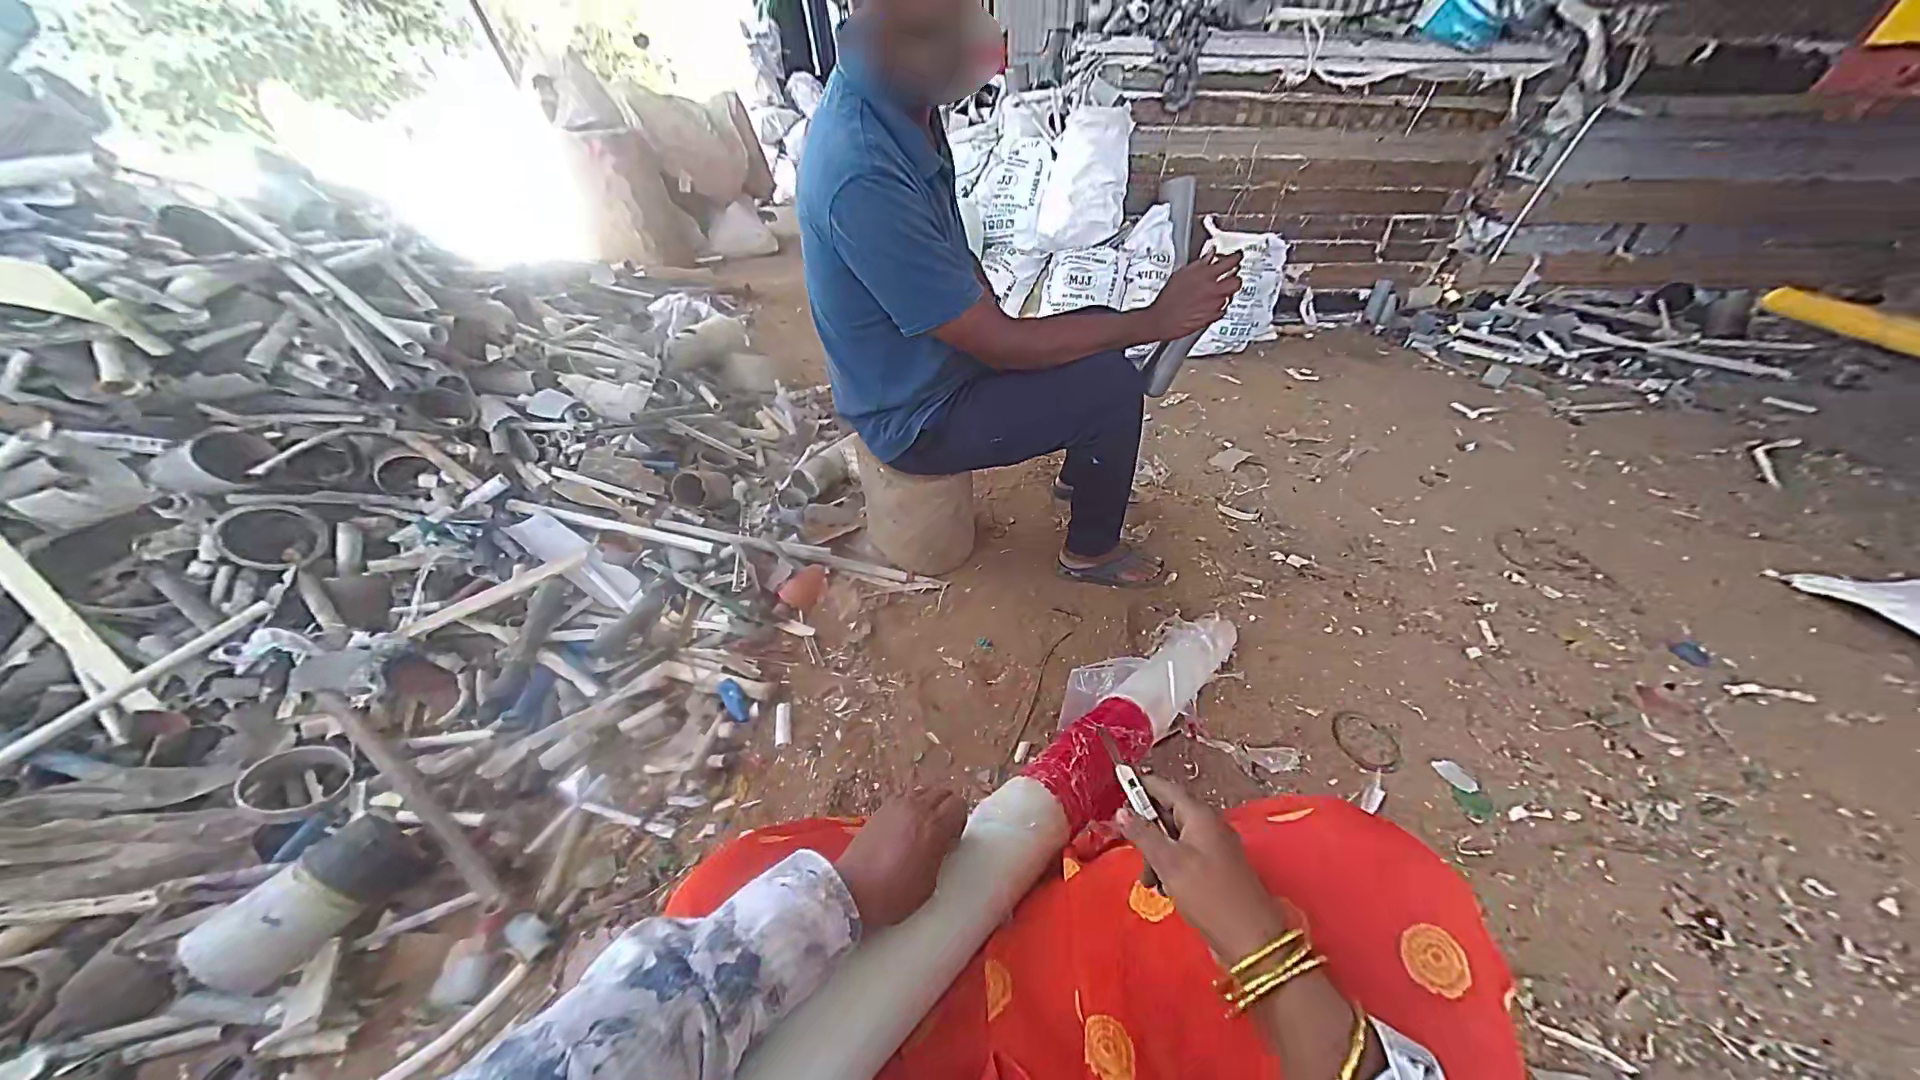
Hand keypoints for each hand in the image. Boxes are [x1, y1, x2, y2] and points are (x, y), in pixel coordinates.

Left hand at [834, 788, 966, 927]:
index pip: (959, 804)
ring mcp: (898, 804)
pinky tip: (904, 827)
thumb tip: (944, 842)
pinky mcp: (881, 808)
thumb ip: (941, 854)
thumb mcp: (930, 882)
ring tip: (922, 829)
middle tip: (942, 832)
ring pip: (924, 792)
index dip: (960, 821)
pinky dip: (911, 806)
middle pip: (944, 792)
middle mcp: (917, 807)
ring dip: (929, 805)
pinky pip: (906, 797)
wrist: (853, 890)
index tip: (953, 839)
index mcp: (934, 826)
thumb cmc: (895, 893)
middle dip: (947, 809)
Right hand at [1114, 775, 1288, 960]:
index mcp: (1199, 815)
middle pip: (1169, 814)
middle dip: (1147, 830)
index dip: (1141, 785)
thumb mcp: (1168, 862)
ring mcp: (1215, 847)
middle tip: (1132, 848)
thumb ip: (1143, 833)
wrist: (1251, 940)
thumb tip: (1121, 812)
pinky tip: (1165, 887)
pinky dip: (1171, 865)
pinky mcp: (1218, 868)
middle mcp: (1209, 825)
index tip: (1119, 785)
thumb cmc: (1207, 894)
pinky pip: (1186, 855)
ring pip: (1175, 838)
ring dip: (1156, 853)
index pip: (1165, 788)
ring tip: (1150, 880)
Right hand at [1144, 251, 1243, 339]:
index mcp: (1206, 275)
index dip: (1236, 258)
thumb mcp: (1181, 274)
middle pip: (1236, 280)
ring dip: (1226, 292)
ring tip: (1216, 292)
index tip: (1236, 257)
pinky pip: (1223, 309)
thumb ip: (1200, 263)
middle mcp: (1214, 289)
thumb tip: (1210, 254)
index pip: (1231, 261)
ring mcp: (1214, 304)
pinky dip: (1219, 306)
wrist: (1162, 320)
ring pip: (1231, 295)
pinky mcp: (1212, 317)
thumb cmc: (1168, 299)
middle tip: (1230, 276)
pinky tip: (1210, 304)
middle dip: (1235, 277)